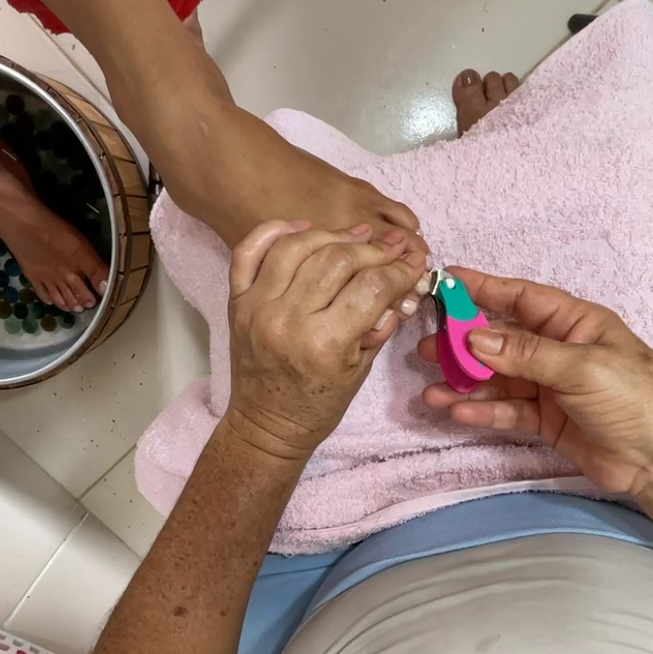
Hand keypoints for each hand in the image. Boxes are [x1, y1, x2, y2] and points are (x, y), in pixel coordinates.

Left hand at [222, 220, 427, 461]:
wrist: (266, 425)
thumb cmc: (317, 405)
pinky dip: (274, 231)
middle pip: (337, 259)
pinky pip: (249, 251)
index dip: (401, 270)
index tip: (415, 263)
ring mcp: (257, 307)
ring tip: (357, 235)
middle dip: (373, 248)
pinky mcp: (237, 302)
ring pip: (297, 246)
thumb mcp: (360, 370)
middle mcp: (287, 320)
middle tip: (391, 247)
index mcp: (324, 344)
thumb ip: (380, 324)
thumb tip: (404, 282)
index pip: (372, 286)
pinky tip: (302, 228)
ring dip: (332, 234)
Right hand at [419, 268, 652, 496]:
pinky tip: (459, 412)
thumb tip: (474, 337)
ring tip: (432, 392)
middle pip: (500, 340)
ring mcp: (549, 387)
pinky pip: (506, 411)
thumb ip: (526, 353)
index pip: (520, 298)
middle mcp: (557, 350)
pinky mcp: (545, 421)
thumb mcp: (582, 368)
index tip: (443, 282)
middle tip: (425, 348)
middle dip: (462, 345)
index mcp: (575, 323)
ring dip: (465, 385)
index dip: (482, 288)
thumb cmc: (637, 400)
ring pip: (497, 380)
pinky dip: (483, 412)